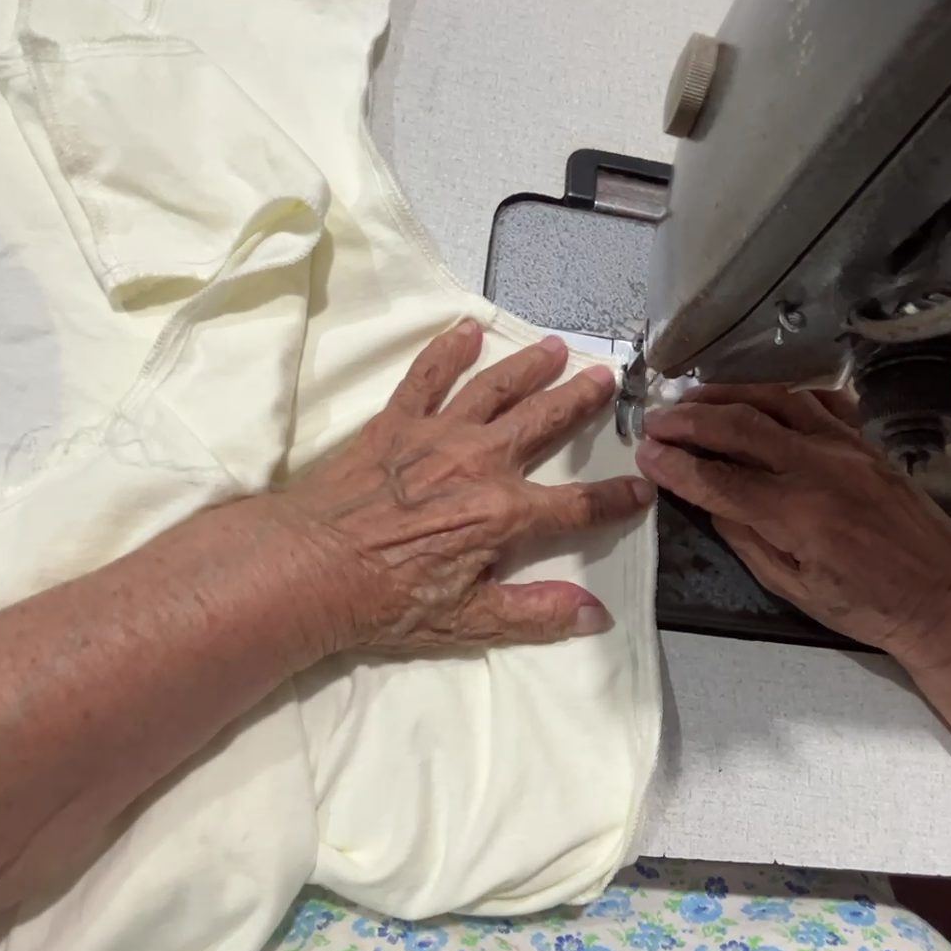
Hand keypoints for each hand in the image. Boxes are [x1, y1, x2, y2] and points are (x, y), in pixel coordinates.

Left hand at [274, 320, 653, 652]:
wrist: (308, 566)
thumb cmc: (387, 599)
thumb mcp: (469, 621)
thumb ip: (536, 613)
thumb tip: (595, 613)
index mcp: (503, 513)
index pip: (577, 505)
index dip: (615, 500)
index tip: (642, 490)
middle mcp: (480, 462)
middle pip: (543, 423)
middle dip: (580, 400)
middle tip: (605, 376)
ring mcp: (437, 435)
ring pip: (495, 389)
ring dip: (529, 367)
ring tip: (554, 348)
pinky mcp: (396, 422)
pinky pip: (427, 377)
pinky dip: (448, 351)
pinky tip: (467, 329)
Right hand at [635, 384, 950, 669]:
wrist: (946, 593)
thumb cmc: (867, 604)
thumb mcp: (792, 587)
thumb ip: (745, 537)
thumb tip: (707, 500)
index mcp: (799, 516)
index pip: (719, 480)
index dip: (675, 465)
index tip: (644, 453)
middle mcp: (821, 469)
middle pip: (741, 427)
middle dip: (689, 420)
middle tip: (655, 420)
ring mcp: (847, 447)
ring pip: (776, 401)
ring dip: (727, 395)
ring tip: (692, 398)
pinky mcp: (864, 440)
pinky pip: (817, 401)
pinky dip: (780, 394)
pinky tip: (757, 399)